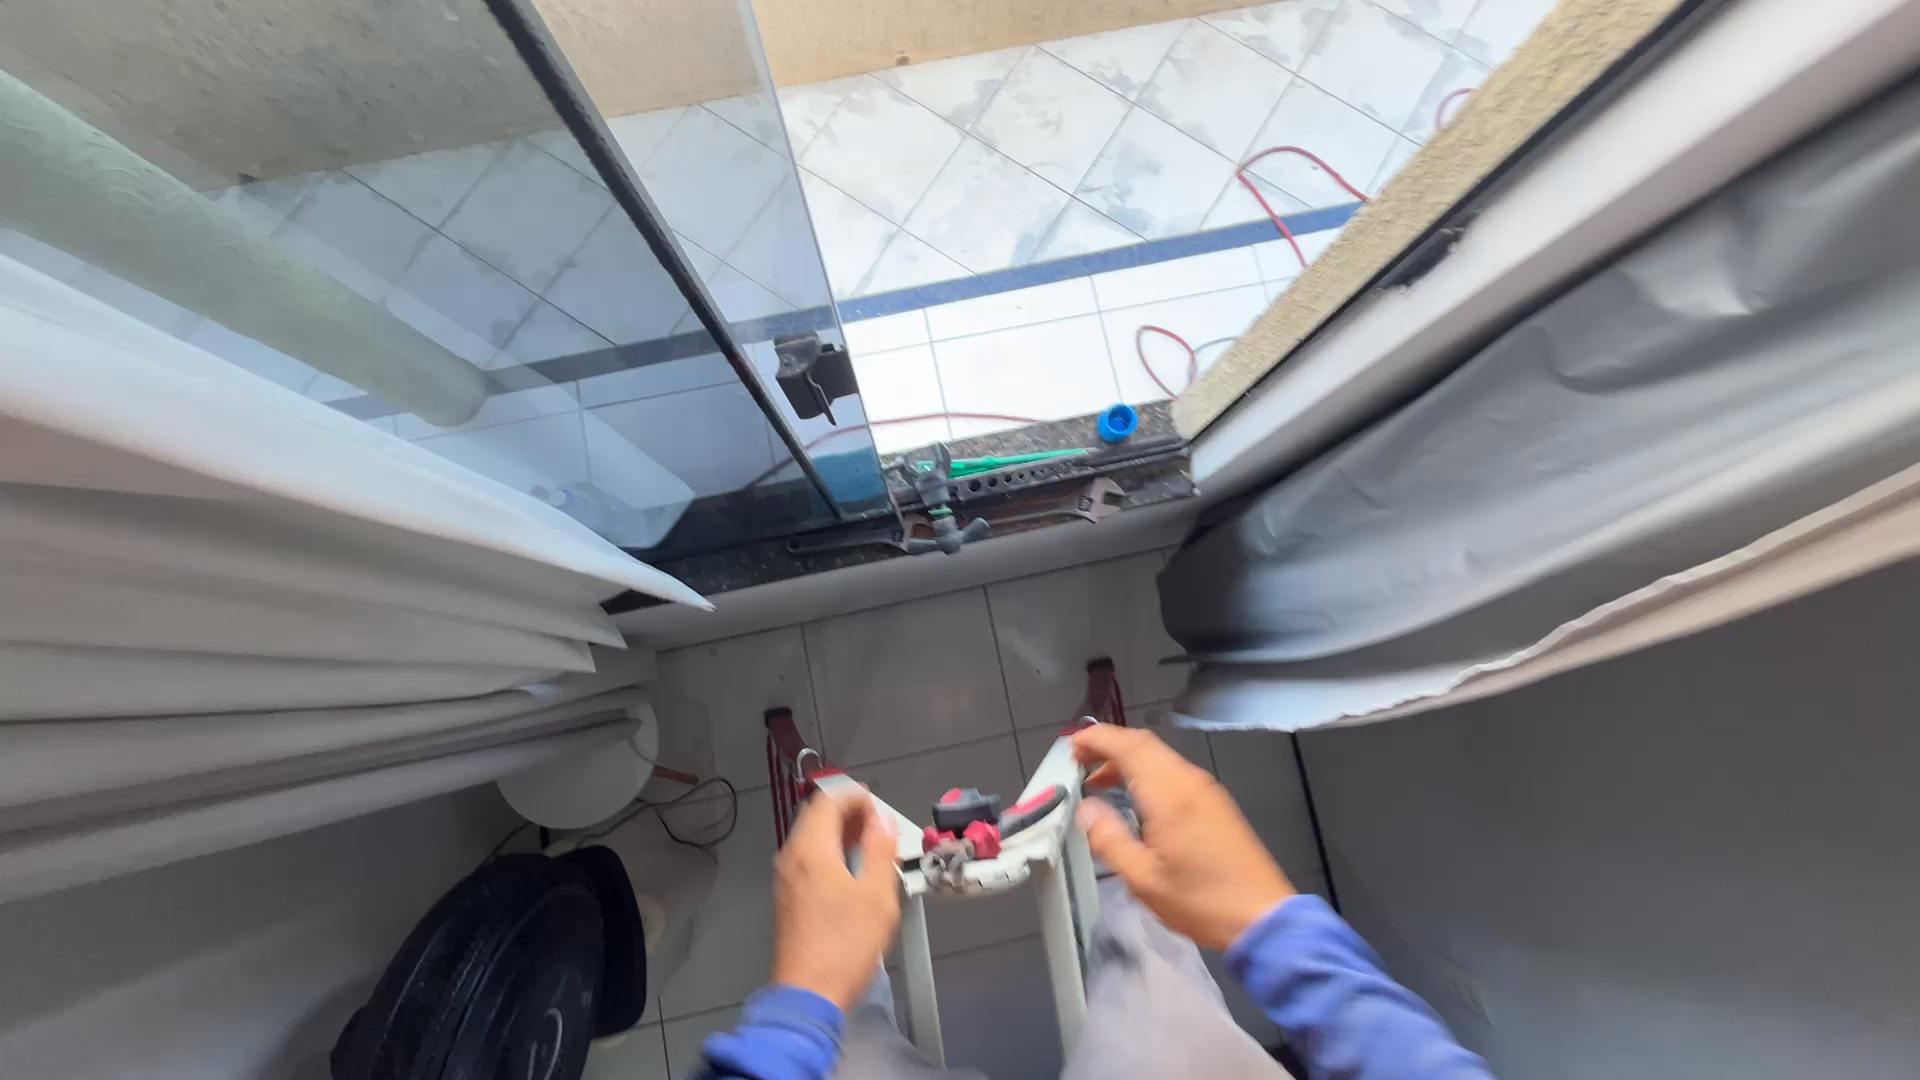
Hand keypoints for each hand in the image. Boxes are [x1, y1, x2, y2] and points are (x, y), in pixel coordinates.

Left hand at [770, 788, 901, 1009]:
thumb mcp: (877, 895)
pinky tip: (850, 866)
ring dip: (838, 830)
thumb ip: (880, 849)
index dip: (855, 796)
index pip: (828, 801)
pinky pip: (807, 856)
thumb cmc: (847, 944)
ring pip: (810, 836)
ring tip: (869, 841)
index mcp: (811, 849)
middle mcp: (792, 856)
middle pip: (816, 815)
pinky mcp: (787, 896)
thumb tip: (882, 819)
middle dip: (847, 810)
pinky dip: (828, 849)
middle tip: (877, 821)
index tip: (879, 805)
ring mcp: (785, 877)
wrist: (808, 997)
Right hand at [1073, 724, 1295, 950]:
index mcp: (1169, 793)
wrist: (1263, 919)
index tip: (1072, 746)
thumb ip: (1109, 839)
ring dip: (1127, 760)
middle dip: (1108, 745)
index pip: (1127, 746)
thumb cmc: (1201, 900)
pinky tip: (1134, 798)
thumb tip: (1086, 810)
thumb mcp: (1143, 878)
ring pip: (1159, 757)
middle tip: (1080, 761)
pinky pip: (1173, 772)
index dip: (1096, 739)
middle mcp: (1188, 781)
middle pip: (1143, 744)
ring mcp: (1205, 790)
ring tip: (1100, 781)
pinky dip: (1146, 773)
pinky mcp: (1215, 803)